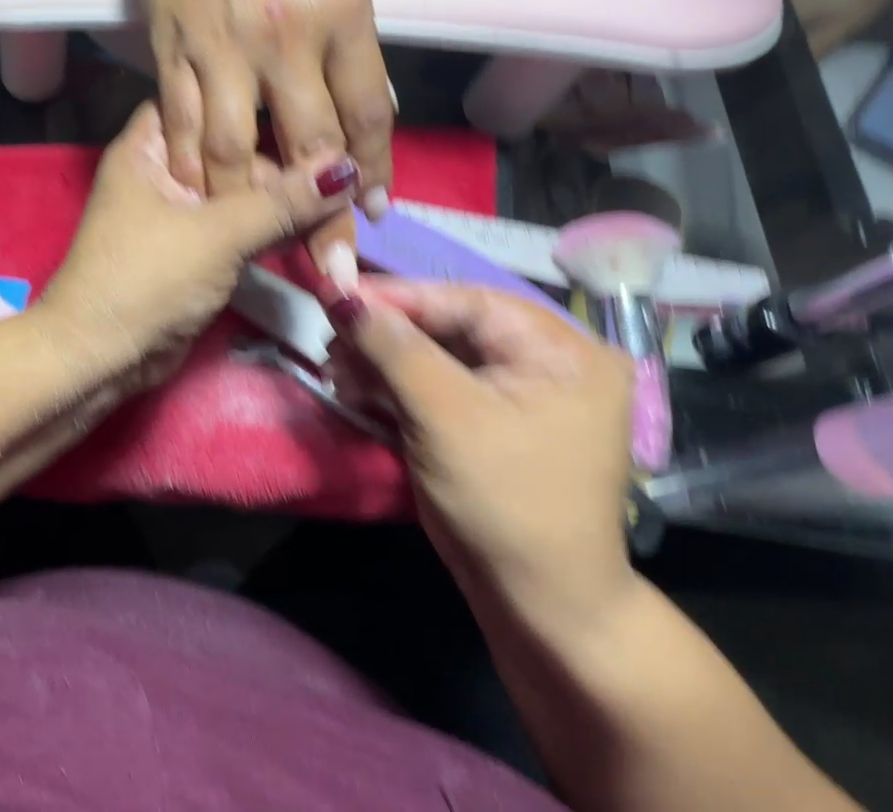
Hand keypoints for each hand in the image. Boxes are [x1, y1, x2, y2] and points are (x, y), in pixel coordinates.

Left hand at [37, 101, 360, 384]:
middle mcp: (165, 170)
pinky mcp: (197, 250)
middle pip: (237, 149)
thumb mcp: (218, 234)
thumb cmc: (146, 279)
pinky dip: (277, 231)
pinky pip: (244, 228)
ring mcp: (181, 212)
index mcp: (150, 146)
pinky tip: (325, 230)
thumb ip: (284, 200)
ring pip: (246, 193)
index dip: (261, 101)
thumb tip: (350, 166)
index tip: (320, 105)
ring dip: (290, 203)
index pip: (211, 100)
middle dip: (290, 164)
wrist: (102, 357)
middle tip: (353, 172)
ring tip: (351, 203)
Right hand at [126, 0, 392, 283]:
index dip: (371, 172)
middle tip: (332, 274)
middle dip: (321, 219)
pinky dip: (189, 170)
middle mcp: (281, 37)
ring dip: (245, 207)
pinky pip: (178, 126)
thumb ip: (349, 49)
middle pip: (307, 144)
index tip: (370, 216)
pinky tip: (197, 201)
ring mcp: (218, 49)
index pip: (364, 113)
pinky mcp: (169, 55)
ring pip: (230, 148)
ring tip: (259, 250)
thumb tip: (357, 125)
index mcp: (338, 10)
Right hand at [338, 280, 637, 624]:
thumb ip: (393, 348)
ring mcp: (522, 397)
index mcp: (564, 352)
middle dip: (384, 336)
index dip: (396, 297)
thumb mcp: (443, 416)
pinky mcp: (494, 425)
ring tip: (337, 373)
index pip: (467, 302)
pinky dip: (397, 389)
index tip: (333, 295)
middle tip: (329, 344)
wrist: (537, 599)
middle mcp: (550, 364)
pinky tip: (359, 392)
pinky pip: (440, 388)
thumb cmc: (502, 501)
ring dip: (382, 363)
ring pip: (438, 358)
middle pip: (450, 328)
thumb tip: (340, 293)